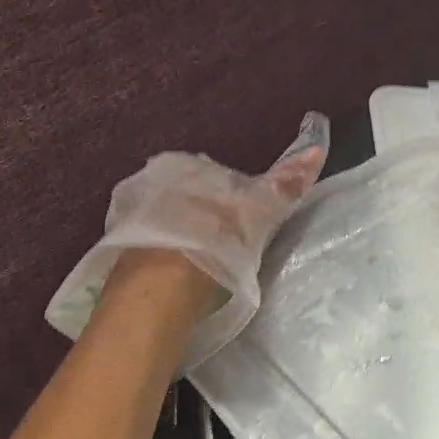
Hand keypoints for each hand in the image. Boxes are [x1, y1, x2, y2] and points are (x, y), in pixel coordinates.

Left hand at [46, 112, 329, 367]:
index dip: (239, 201)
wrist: (160, 289)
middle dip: (210, 215)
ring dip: (188, 234)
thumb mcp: (258, 213)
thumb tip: (318, 149)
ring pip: (172, 218)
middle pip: (194, 196)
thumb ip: (286, 183)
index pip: (220, 177)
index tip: (250, 225)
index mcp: (184, 165)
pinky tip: (180, 273)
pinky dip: (168, 253)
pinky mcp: (121, 246)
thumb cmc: (215, 243)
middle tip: (231, 246)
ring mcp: (131, 213)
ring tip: (206, 263)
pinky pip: (153, 242)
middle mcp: (152, 179)